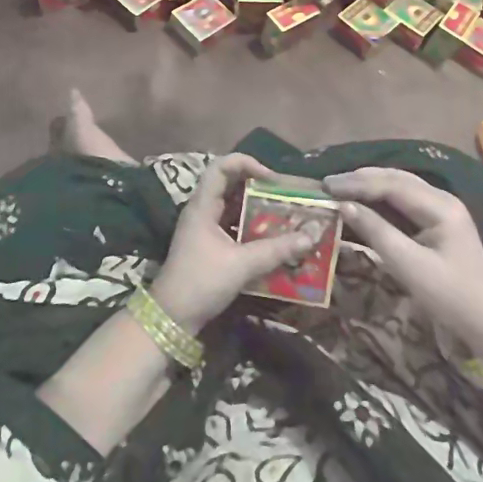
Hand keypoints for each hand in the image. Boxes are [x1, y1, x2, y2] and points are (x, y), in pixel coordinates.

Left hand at [149, 154, 320, 331]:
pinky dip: (252, 227)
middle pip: (229, 184)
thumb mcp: (241, 265)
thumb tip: (311, 236)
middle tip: (285, 196)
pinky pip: (233, 225)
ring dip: (257, 208)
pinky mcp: (209, 245)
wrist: (171, 317)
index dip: (246, 163)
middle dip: (257, 186)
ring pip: (233, 206)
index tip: (271, 179)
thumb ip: (276, 250)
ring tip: (285, 215)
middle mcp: (202, 210)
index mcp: (202, 205)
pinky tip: (273, 238)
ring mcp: (205, 228)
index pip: (221, 166)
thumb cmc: (201, 282)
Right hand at [323, 167, 482, 354]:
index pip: (392, 185)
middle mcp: (442, 199)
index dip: (357, 183)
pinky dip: (379, 198)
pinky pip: (403, 200)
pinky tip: (361, 201)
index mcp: (441, 207)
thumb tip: (344, 206)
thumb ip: (376, 232)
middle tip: (328, 184)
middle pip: (396, 178)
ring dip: (369, 185)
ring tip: (340, 188)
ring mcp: (441, 208)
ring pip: (399, 186)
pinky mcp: (436, 221)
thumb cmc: (449, 295)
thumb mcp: (409, 266)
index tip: (327, 186)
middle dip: (361, 179)